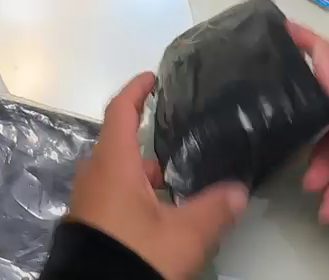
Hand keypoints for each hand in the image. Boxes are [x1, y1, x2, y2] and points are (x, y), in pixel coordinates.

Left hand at [66, 72, 250, 279]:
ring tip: (175, 180)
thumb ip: (212, 210)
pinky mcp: (89, 220)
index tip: (152, 77)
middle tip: (178, 137)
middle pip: (120, 141)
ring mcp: (89, 197)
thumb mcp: (182, 235)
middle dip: (148, 137)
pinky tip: (157, 212)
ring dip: (143, 170)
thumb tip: (240, 190)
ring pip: (118, 170)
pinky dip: (134, 190)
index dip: (136, 90)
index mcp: (113, 161)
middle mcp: (95, 171)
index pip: (121, 109)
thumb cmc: (135, 252)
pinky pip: (111, 191)